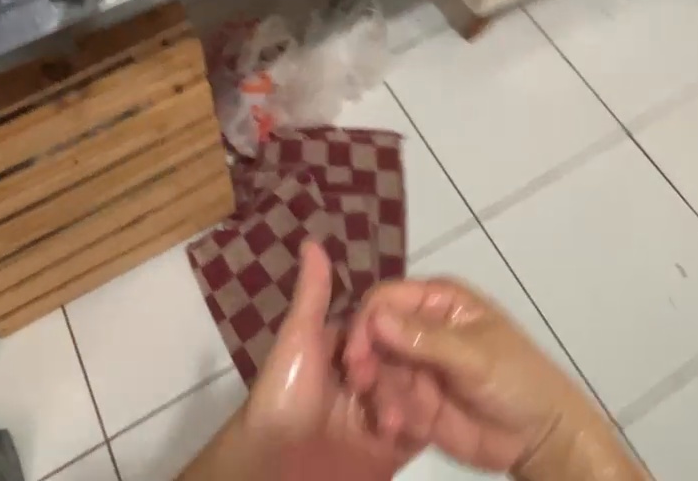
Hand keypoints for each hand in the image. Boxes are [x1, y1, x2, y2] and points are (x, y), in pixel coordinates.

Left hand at [183, 241, 419, 480]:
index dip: (384, 333)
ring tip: (389, 420)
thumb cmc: (283, 397)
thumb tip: (312, 239)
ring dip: (405, 403)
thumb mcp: (298, 339)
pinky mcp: (391, 450)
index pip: (378, 330)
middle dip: (397, 373)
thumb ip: (313, 294)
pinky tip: (411, 428)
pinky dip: (420, 426)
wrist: (277, 470)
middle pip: (399, 362)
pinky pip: (420, 430)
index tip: (389, 336)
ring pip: (411, 394)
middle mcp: (362, 378)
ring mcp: (378, 414)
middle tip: (378, 389)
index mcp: (341, 349)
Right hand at [342, 278, 604, 478]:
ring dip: (377, 395)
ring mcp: (415, 365)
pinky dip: (386, 415)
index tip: (356, 356)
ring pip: (375, 371)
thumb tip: (376, 317)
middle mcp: (419, 327)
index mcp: (437, 300)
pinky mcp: (414, 400)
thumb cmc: (517, 378)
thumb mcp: (474, 356)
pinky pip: (386, 402)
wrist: (542, 437)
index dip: (366, 323)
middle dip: (365, 363)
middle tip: (365, 389)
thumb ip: (424, 338)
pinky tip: (399, 431)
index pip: (386, 299)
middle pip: (373, 335)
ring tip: (393, 421)